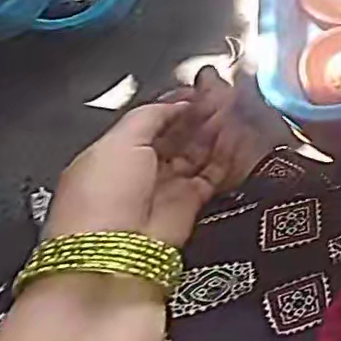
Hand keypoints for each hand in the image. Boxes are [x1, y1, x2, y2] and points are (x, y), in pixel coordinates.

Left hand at [46, 67, 261, 246]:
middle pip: (179, 133)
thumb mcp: (117, 143)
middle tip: (225, 93)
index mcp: (115, 151)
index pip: (153, 119)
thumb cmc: (103, 198)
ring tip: (235, 109)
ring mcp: (167, 186)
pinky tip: (238, 136)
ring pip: (198, 150)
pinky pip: (213, 172)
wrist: (115, 254)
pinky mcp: (191, 203)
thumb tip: (177, 101)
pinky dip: (227, 155)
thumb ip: (149, 115)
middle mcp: (142, 168)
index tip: (202, 86)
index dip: (178, 102)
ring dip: (216, 129)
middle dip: (201, 112)